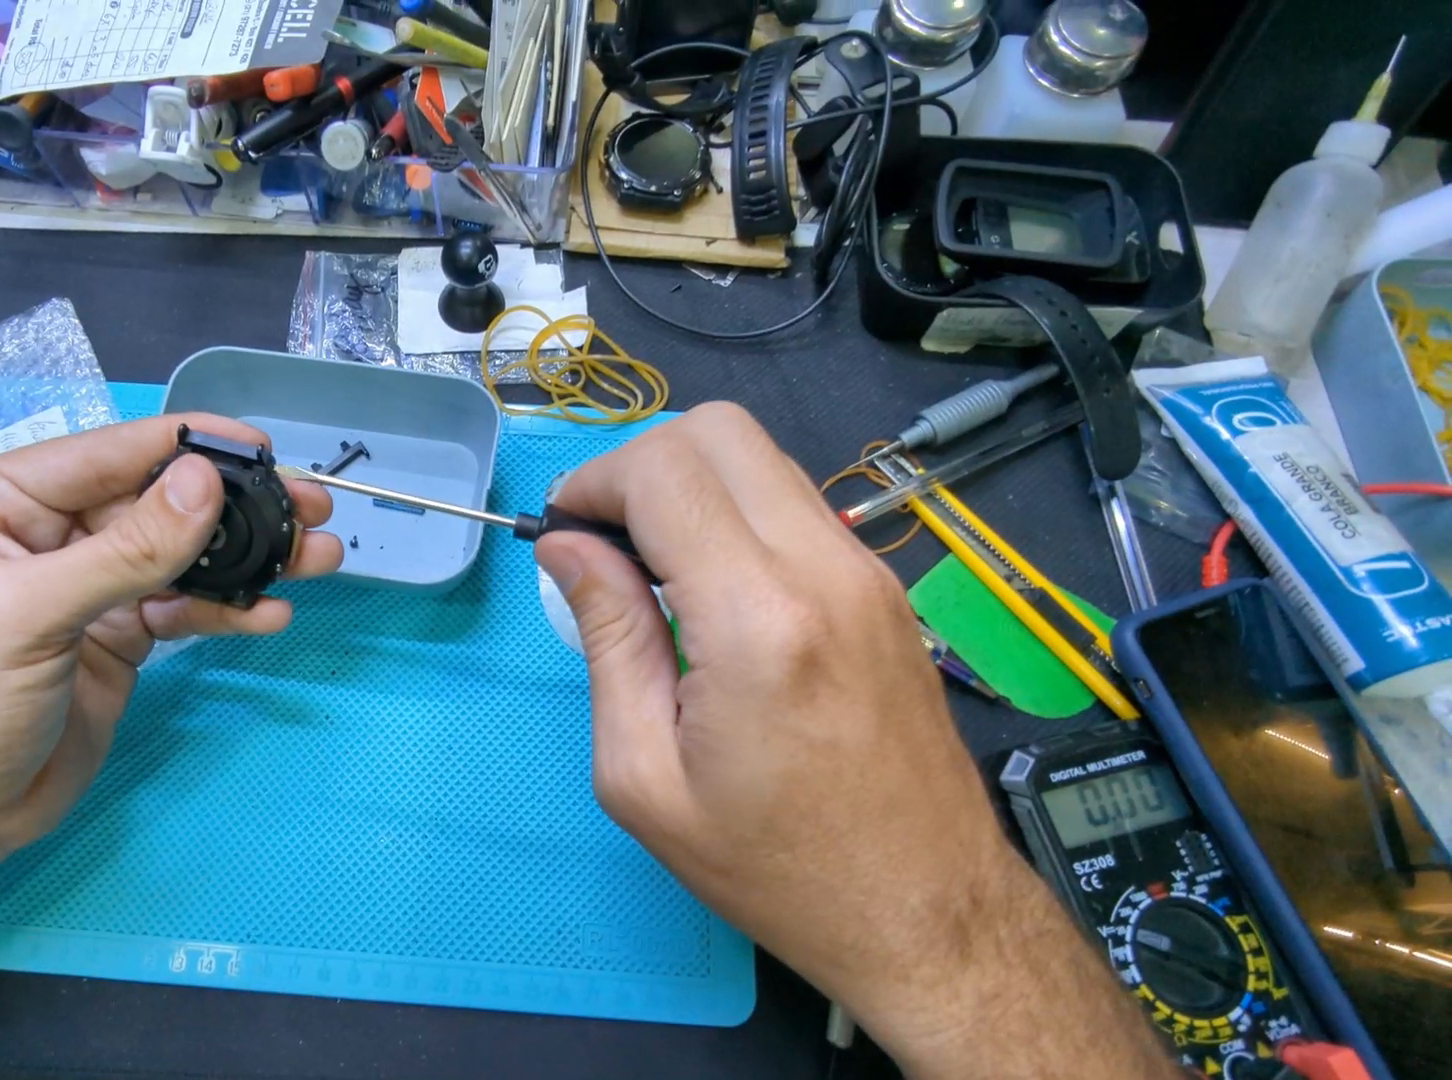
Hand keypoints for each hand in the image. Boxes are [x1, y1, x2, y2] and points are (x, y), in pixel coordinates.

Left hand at [0, 415, 341, 895]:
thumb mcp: (32, 616)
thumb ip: (128, 549)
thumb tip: (205, 480)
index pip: (109, 453)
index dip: (190, 444)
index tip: (264, 448)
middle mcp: (48, 533)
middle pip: (160, 503)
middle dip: (237, 508)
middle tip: (312, 507)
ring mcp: (89, 587)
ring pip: (182, 557)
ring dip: (249, 559)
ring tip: (317, 556)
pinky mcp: (119, 634)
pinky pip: (184, 609)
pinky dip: (228, 611)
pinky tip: (270, 614)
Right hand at [533, 404, 1162, 1076]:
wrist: (923, 911)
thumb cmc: (769, 862)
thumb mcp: (643, 772)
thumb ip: (606, 637)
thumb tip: (566, 548)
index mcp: (757, 619)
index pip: (665, 472)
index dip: (594, 482)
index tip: (563, 531)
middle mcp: (823, 567)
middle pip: (718, 430)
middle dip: (639, 462)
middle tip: (603, 534)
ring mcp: (866, 569)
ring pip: (759, 453)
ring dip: (686, 480)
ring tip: (648, 557)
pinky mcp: (882, 584)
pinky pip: (791, 499)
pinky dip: (731, 507)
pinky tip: (707, 577)